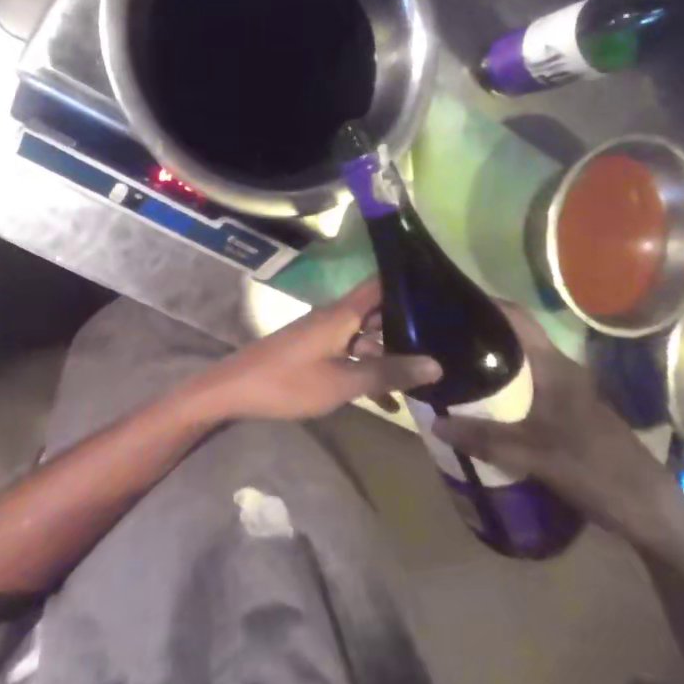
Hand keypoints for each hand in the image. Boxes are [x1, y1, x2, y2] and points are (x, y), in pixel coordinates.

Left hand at [189, 280, 441, 421]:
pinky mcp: (314, 355)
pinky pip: (350, 357)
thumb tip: (437, 364)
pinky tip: (389, 401)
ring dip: (391, 356)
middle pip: (378, 314)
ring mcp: (323, 336)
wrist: (233, 392)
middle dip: (409, 328)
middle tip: (449, 344)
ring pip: (366, 339)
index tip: (445, 293)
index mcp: (342, 314)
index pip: (381, 284)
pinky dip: (368, 372)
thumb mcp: (342, 382)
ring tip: (428, 376)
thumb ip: (387, 372)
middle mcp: (335, 318)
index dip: (410, 283)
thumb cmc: (288, 382)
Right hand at [429, 304, 683, 547]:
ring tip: (452, 377)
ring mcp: (566, 395)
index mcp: (555, 368)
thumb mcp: (532, 455)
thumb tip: (435, 422)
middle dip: (478, 341)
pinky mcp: (567, 417)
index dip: (486, 305)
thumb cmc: (594, 469)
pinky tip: (480, 411)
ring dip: (489, 371)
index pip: (518, 319)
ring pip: (520, 370)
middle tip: (439, 348)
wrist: (649, 510)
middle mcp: (561, 373)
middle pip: (514, 343)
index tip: (450, 303)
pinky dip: (501, 395)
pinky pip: (526, 394)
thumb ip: (484, 438)